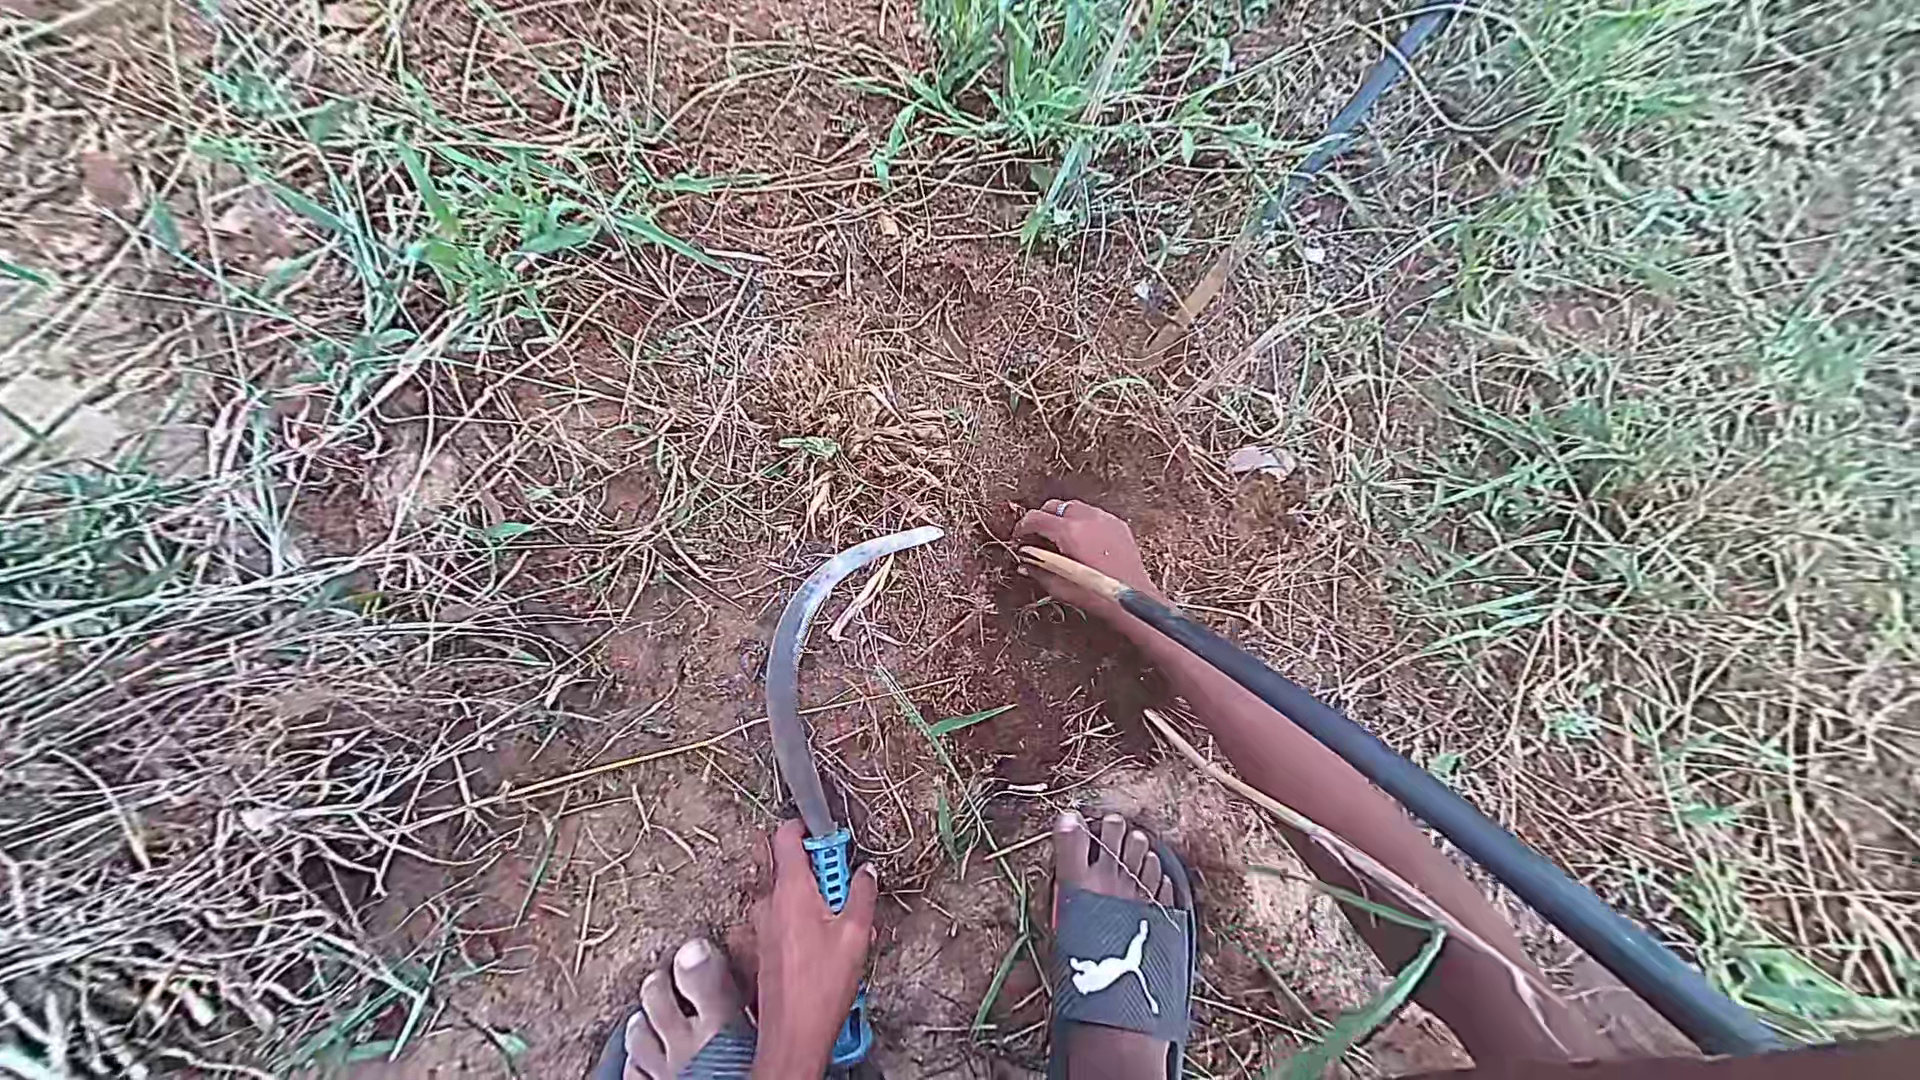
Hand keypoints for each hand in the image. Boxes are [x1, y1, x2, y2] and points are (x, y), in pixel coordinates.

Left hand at [749, 820, 877, 1079]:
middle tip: (847, 886)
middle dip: (823, 868)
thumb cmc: (820, 989)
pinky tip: (829, 941)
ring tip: (844, 920)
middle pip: (793, 863)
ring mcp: (765, 925)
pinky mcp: (766, 945)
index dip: (807, 825)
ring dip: (818, 895)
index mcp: (791, 890)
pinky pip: (787, 914)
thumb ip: (863, 892)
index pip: (786, 835)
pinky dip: (808, 916)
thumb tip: (867, 871)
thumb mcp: (855, 933)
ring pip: (793, 891)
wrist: (792, 1039)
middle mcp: (771, 902)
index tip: (830, 833)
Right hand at [1013, 498, 1160, 630]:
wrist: (1133, 598)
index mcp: (1069, 532)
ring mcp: (1104, 519)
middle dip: (1041, 519)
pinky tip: (1081, 541)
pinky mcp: (1117, 524)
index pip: (1035, 518)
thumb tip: (1024, 559)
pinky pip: (1093, 515)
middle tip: (1036, 537)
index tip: (1019, 537)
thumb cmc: (1096, 596)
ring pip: (1074, 507)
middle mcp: (1086, 518)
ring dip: (1061, 518)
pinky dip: (1081, 522)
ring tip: (1058, 539)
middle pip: (1053, 506)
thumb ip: (1037, 568)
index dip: (1022, 527)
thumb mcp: (1059, 587)